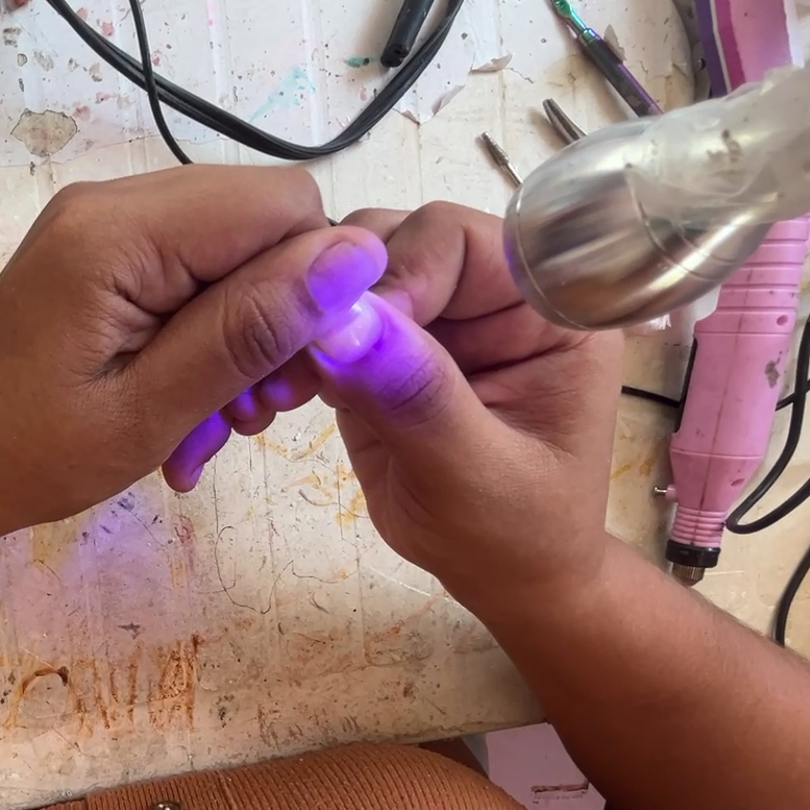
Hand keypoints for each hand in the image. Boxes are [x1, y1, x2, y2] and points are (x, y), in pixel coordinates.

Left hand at [0, 166, 388, 553]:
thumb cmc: (31, 457)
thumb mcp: (151, 409)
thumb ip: (249, 330)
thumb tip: (355, 255)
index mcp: (117, 231)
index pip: (282, 205)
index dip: (316, 285)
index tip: (297, 377)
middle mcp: (108, 206)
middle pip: (257, 226)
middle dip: (276, 321)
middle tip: (254, 414)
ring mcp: (98, 230)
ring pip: (227, 258)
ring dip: (239, 343)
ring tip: (215, 426)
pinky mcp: (95, 262)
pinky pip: (184, 280)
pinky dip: (200, 343)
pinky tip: (185, 409)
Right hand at [175, 201, 625, 607]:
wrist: (490, 568)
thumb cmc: (508, 529)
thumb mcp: (470, 471)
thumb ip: (413, 394)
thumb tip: (338, 322)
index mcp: (539, 306)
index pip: (458, 240)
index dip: (395, 277)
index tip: (348, 345)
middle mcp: (480, 296)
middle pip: (388, 244)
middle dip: (333, 299)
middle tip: (295, 372)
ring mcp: (424, 321)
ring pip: (341, 279)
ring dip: (298, 325)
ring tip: (276, 392)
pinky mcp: (373, 351)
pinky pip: (318, 325)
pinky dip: (285, 355)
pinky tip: (270, 398)